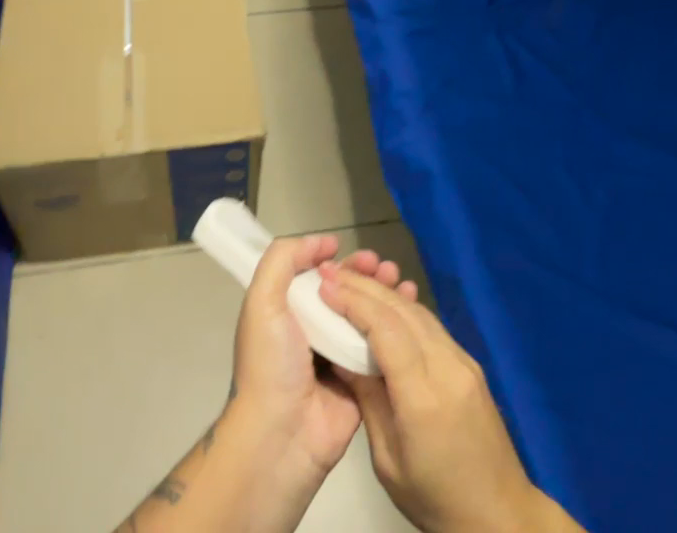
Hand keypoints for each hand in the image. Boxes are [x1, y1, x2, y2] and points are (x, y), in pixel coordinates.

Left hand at [230, 234, 416, 488]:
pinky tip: (414, 312)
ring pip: (368, 318)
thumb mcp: (262, 301)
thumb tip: (322, 242)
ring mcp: (339, 356)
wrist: (284, 433)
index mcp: (286, 312)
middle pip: (347, 294)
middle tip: (387, 267)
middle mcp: (312, 331)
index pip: (317, 277)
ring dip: (386, 297)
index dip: (339, 262)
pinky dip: (398, 329)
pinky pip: (383, 348)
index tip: (359, 254)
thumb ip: (282, 261)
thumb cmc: (271, 363)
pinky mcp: (363, 380)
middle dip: (368, 276)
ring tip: (404, 284)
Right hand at [318, 268, 581, 532]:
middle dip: (364, 287)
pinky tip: (383, 304)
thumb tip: (341, 355)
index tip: (324, 285)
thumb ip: (367, 400)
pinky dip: (402, 309)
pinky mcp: (470, 365)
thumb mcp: (387, 459)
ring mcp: (464, 363)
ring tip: (350, 280)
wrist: (499, 513)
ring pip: (419, 313)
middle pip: (403, 312)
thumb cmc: (434, 497)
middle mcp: (449, 368)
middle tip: (329, 272)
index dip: (354, 302)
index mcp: (425, 398)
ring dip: (383, 292)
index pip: (387, 330)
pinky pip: (431, 326)